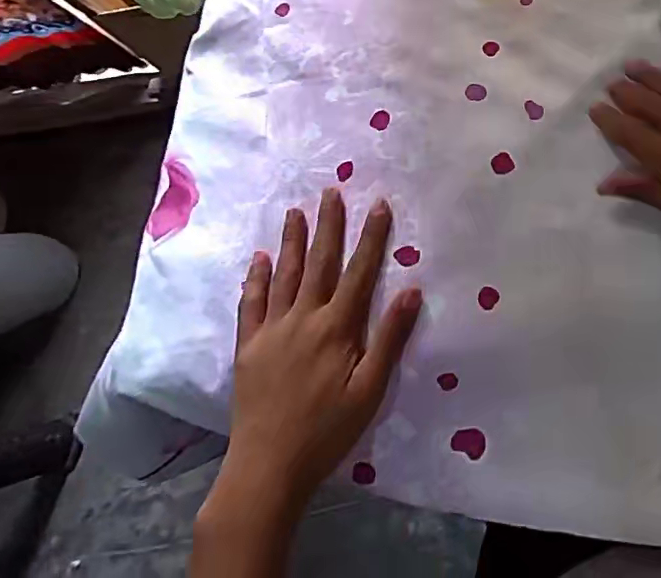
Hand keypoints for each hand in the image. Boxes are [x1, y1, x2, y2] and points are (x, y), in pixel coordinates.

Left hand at [213, 189, 421, 512]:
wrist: (267, 469)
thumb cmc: (327, 431)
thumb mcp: (370, 390)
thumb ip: (390, 338)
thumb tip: (411, 290)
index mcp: (336, 328)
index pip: (359, 272)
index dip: (371, 237)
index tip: (378, 204)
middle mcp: (303, 319)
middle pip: (319, 263)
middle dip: (328, 225)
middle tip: (331, 191)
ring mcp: (272, 331)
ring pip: (285, 275)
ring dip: (292, 241)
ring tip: (296, 210)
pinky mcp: (249, 347)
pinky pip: (251, 304)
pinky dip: (256, 279)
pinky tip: (259, 258)